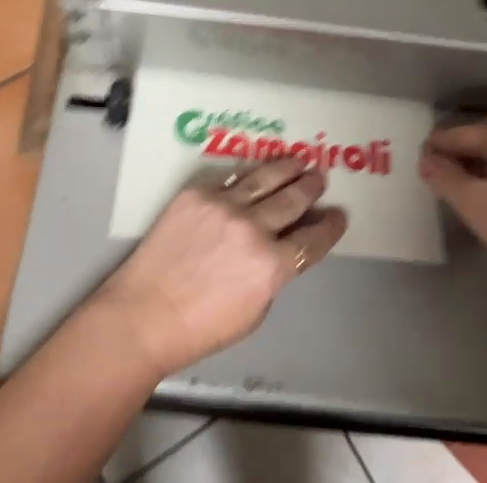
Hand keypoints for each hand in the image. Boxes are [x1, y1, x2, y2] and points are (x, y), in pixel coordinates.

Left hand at [95, 158, 348, 375]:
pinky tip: (256, 169)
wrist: (146, 312)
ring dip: (286, 168)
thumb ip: (273, 275)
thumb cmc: (202, 326)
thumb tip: (280, 250)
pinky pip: (229, 178)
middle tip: (320, 177)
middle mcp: (253, 228)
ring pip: (265, 178)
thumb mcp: (256, 311)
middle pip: (293, 200)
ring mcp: (224, 206)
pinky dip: (247, 173)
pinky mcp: (197, 194)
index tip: (339, 215)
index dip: (330, 226)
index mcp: (272, 265)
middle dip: (311, 187)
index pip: (313, 239)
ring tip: (299, 161)